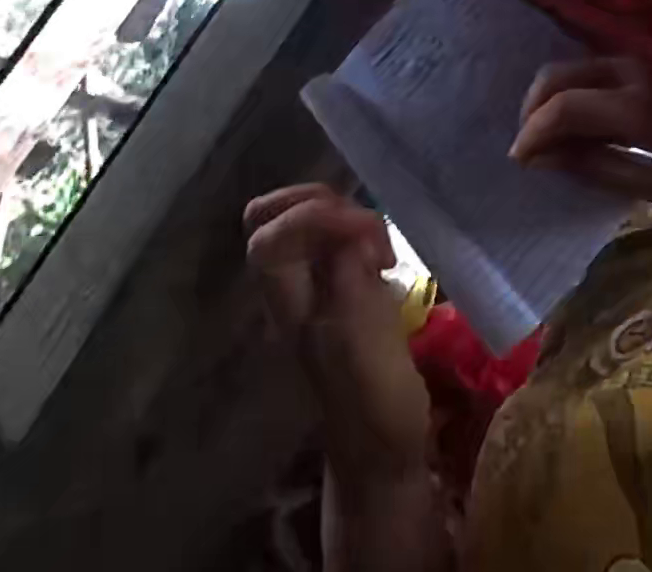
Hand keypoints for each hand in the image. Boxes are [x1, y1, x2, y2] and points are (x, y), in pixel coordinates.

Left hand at [244, 184, 431, 482]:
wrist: (382, 447)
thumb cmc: (375, 404)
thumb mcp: (367, 347)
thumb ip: (353, 285)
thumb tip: (353, 237)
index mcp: (286, 303)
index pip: (266, 237)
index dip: (309, 217)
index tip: (364, 233)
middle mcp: (290, 287)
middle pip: (273, 216)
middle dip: (319, 203)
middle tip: (365, 228)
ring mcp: (312, 285)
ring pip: (306, 221)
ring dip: (344, 216)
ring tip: (382, 249)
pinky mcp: (338, 286)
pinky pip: (335, 238)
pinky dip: (358, 231)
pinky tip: (384, 258)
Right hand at [510, 57, 651, 192]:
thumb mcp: (650, 179)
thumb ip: (589, 165)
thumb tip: (536, 157)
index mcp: (642, 106)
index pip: (566, 107)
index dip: (534, 132)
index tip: (519, 156)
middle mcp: (633, 68)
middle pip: (556, 76)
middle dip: (531, 110)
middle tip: (530, 142)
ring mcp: (634, 53)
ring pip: (568, 66)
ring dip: (547, 97)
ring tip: (548, 128)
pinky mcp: (636, 50)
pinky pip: (586, 65)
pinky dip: (569, 87)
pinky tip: (574, 111)